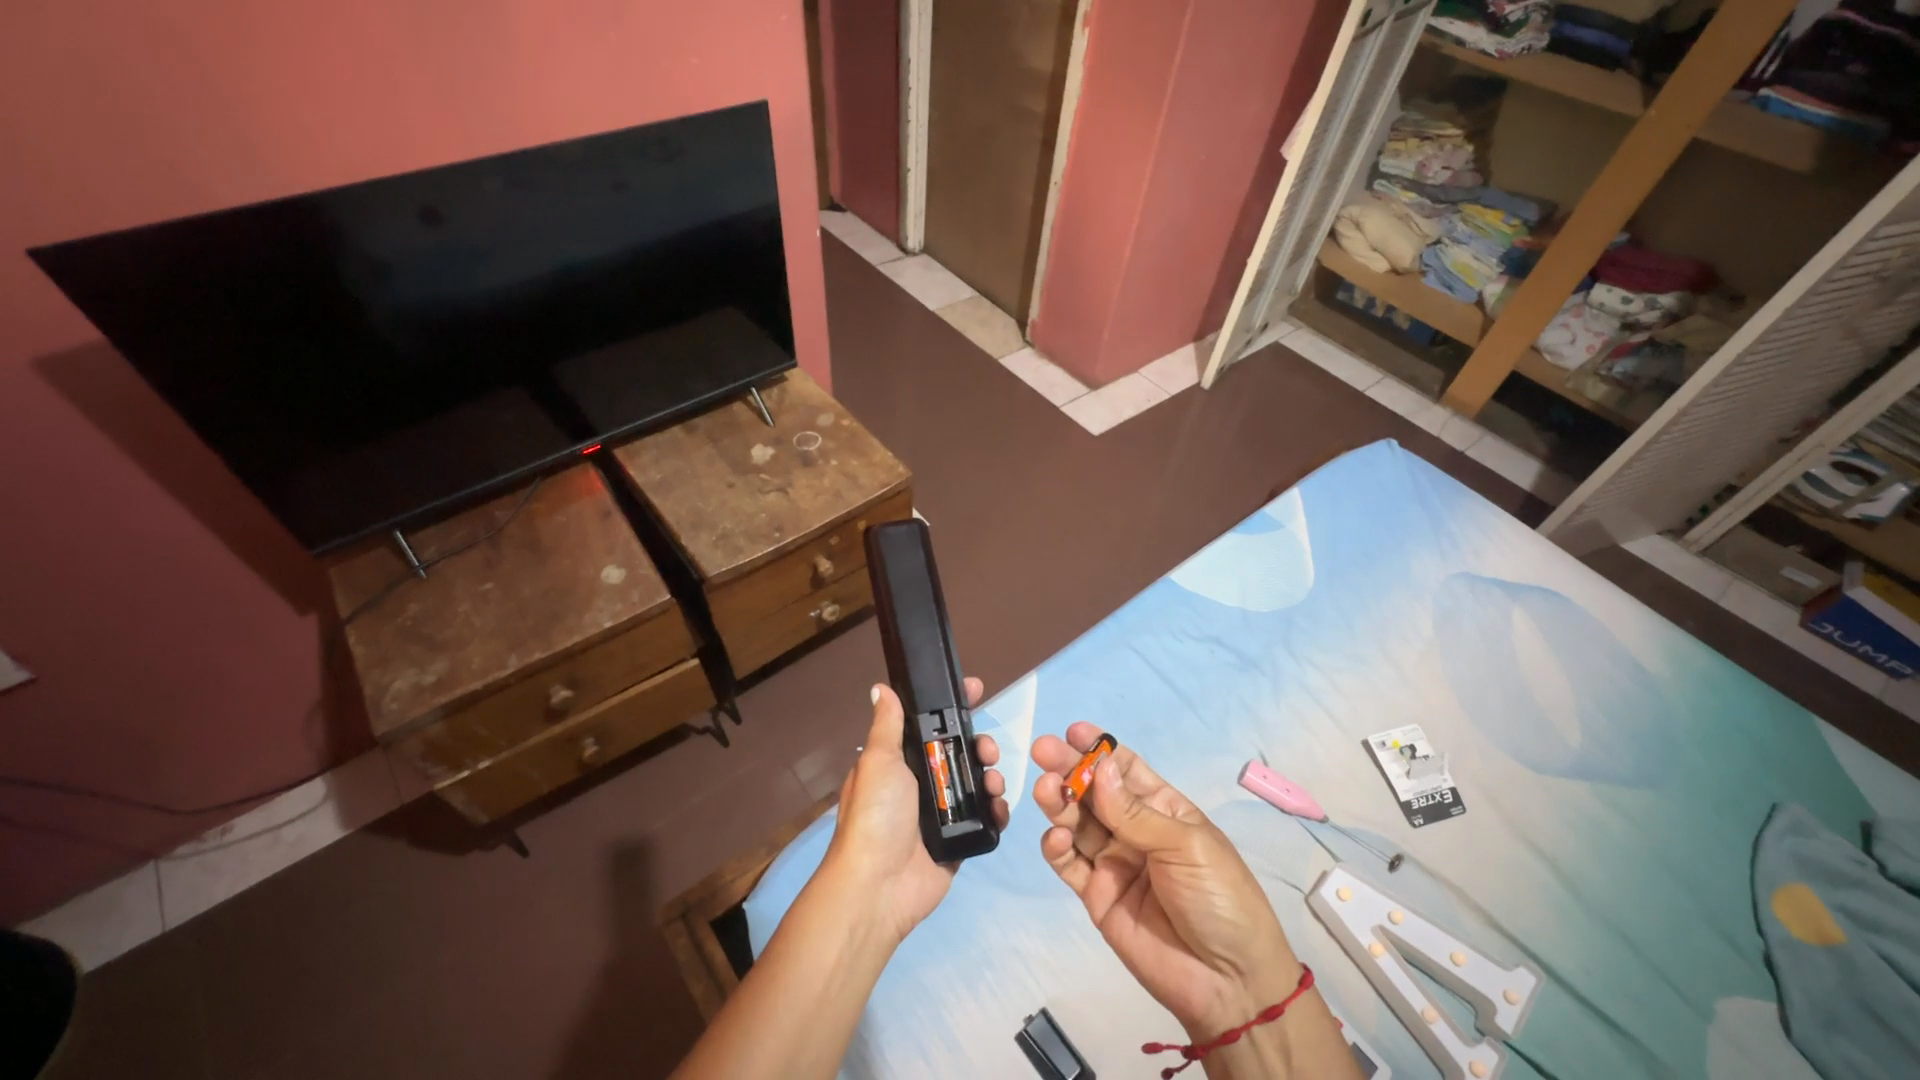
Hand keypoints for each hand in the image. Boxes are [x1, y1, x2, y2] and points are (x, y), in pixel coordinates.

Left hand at [824, 679, 1008, 943]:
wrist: (879, 885)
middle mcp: (921, 785)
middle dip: (979, 744)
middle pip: (960, 753)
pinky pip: (986, 818)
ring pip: (976, 783)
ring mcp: (942, 814)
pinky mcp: (960, 841)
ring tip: (993, 780)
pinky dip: (997, 809)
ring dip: (991, 775)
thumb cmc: (876, 815)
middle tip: (986, 748)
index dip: (952, 707)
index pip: (929, 726)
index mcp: (898, 763)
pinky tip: (1000, 806)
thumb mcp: (878, 762)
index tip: (975, 689)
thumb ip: (887, 725)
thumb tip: (880, 688)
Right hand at [1032, 724, 1299, 1036]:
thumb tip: (1098, 767)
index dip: (1100, 750)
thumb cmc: (1220, 898)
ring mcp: (1113, 862)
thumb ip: (1134, 812)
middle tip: (1043, 751)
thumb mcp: (1185, 846)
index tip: (1073, 731)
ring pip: (1077, 823)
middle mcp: (1135, 831)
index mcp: (1165, 811)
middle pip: (1094, 792)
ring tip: (1046, 789)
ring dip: (1060, 802)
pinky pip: (1070, 865)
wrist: (1227, 981)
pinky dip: (1057, 848)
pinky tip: (1056, 837)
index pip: (1126, 771)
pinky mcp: (1096, 896)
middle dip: (1069, 769)